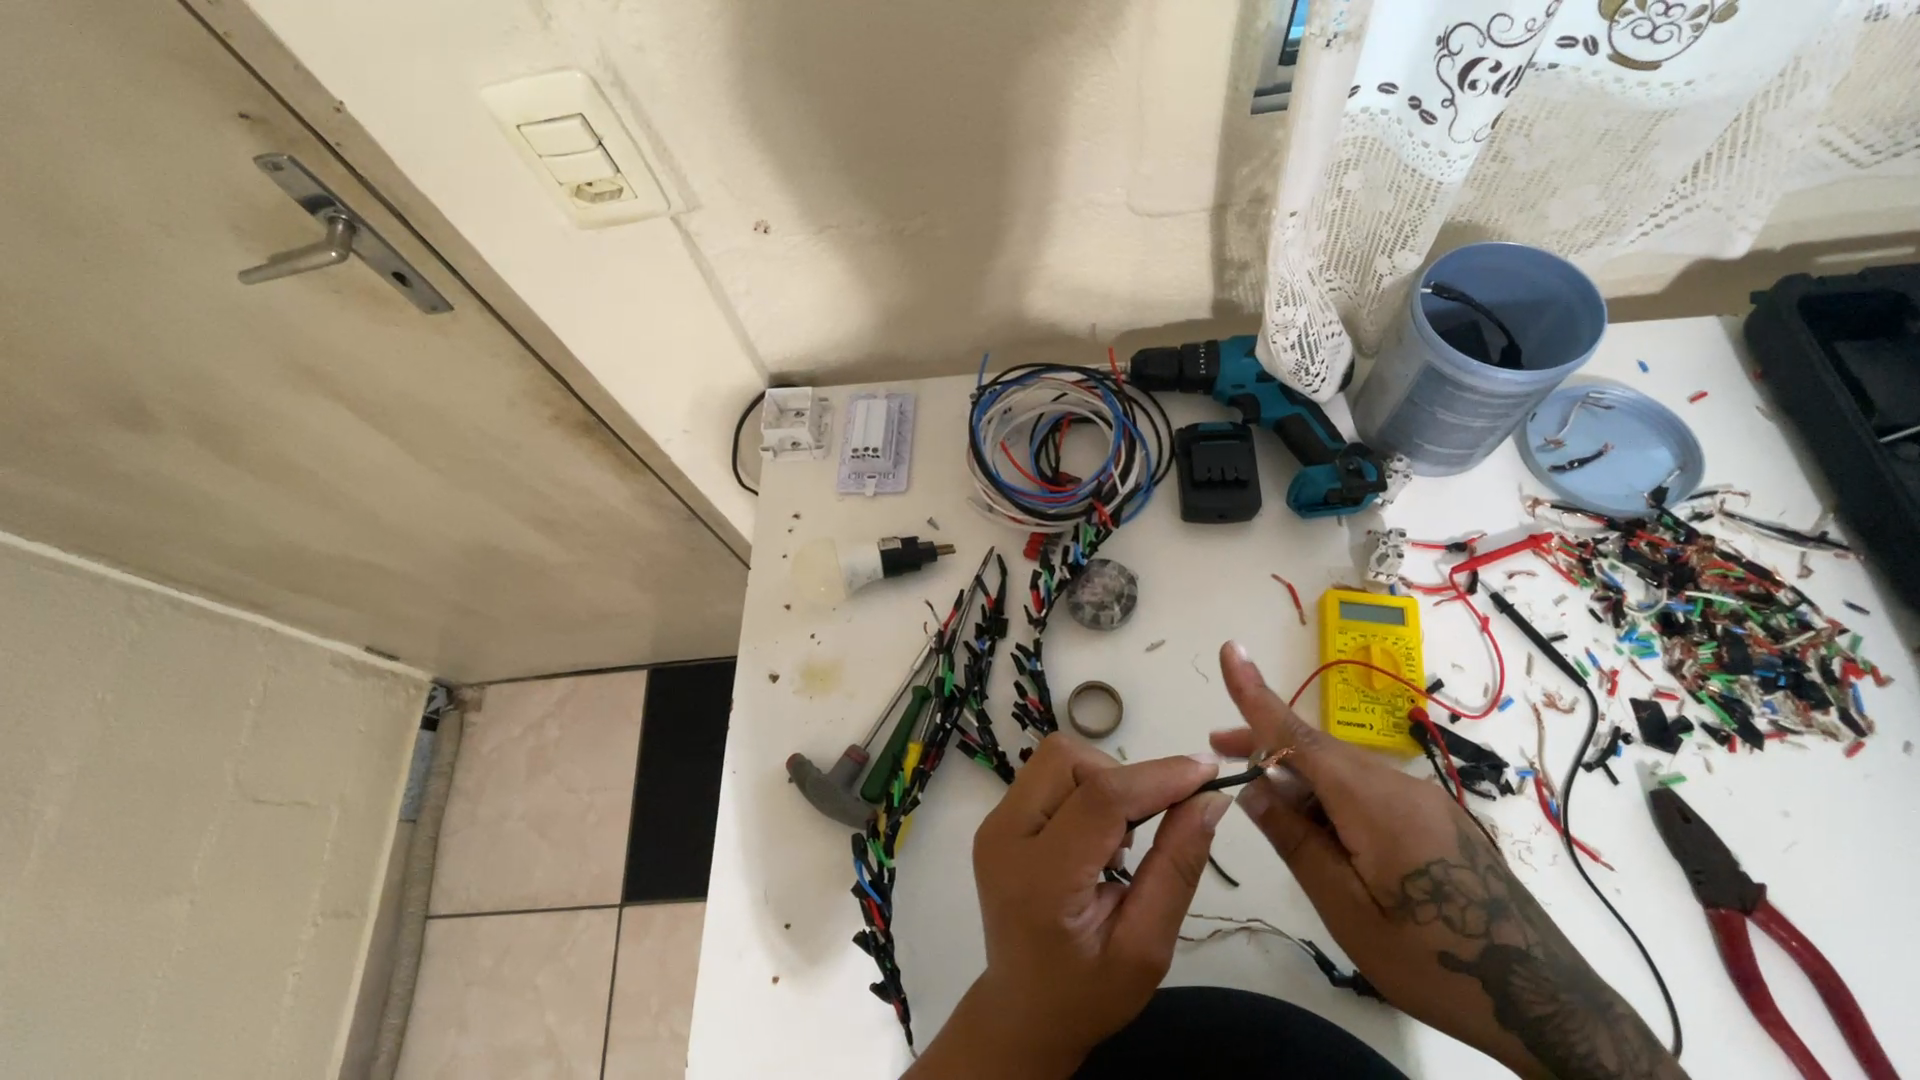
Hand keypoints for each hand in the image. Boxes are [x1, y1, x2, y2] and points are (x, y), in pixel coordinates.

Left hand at [908, 735, 1228, 1079]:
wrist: (1022, 1010)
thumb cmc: (1087, 992)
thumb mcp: (1145, 947)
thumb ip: (1176, 868)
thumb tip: (1210, 799)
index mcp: (1040, 878)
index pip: (1100, 797)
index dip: (1159, 776)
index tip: (1209, 773)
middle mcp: (1004, 836)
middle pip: (1068, 759)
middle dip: (1124, 777)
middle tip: (1149, 831)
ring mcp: (994, 824)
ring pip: (1057, 759)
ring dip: (1103, 782)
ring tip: (1118, 846)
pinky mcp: (997, 820)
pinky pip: (1048, 776)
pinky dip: (1085, 790)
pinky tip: (1096, 842)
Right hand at [1211, 642, 1682, 1079]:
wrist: (1544, 999)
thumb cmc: (1431, 961)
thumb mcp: (1347, 910)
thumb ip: (1297, 842)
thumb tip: (1254, 788)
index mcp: (1373, 803)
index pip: (1299, 736)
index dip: (1257, 695)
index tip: (1230, 650)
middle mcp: (1401, 787)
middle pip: (1319, 751)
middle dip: (1267, 746)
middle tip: (1220, 751)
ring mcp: (1426, 802)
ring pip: (1346, 774)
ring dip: (1302, 781)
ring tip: (1272, 813)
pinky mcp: (1439, 822)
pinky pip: (1372, 794)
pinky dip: (1335, 801)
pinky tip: (1328, 839)